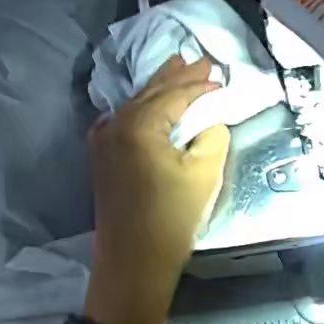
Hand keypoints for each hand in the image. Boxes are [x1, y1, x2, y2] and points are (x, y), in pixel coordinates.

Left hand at [85, 55, 230, 323]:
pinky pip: (125, 121)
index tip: (220, 72)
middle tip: (198, 59)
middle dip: (176, 75)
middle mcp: (114, 125)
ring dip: (159, 89)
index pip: (175, 94)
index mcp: (138, 124)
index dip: (200, 83)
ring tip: (177, 68)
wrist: (133, 264)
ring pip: (136, 105)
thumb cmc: (171, 219)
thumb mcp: (204, 173)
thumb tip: (209, 121)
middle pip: (150, 92)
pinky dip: (144, 108)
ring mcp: (103, 142)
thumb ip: (212, 136)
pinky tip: (152, 104)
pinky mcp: (102, 159)